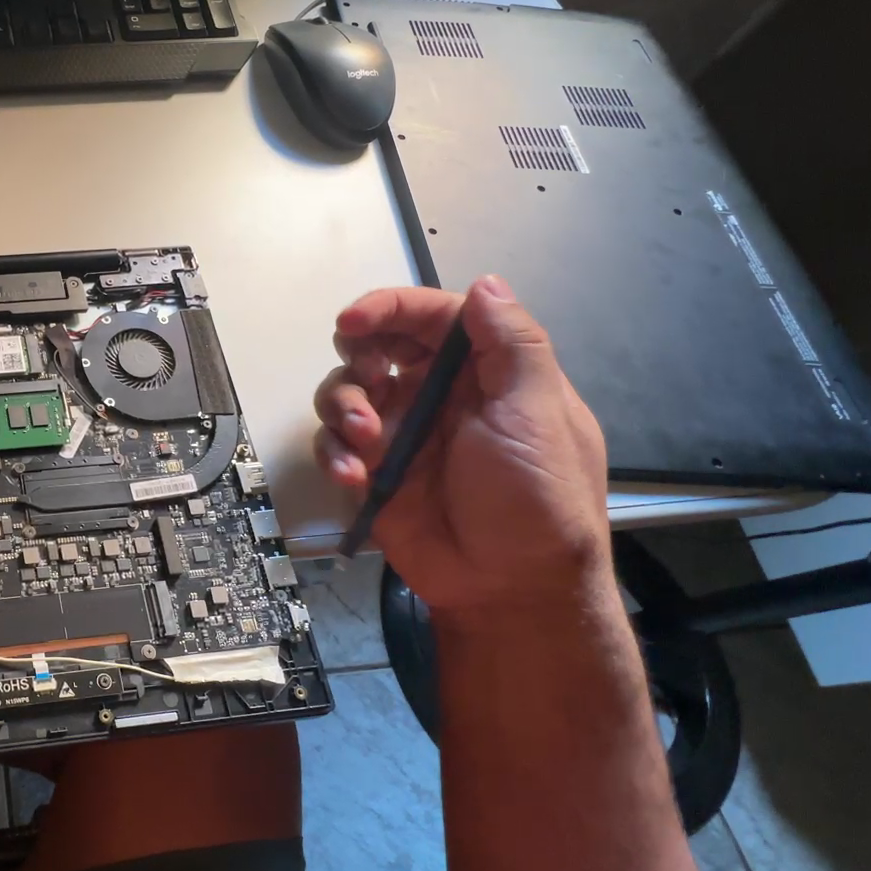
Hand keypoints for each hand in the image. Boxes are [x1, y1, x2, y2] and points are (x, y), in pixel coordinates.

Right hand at [312, 277, 608, 611]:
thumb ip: (513, 346)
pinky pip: (331, 445)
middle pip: (374, 348)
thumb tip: (486, 284)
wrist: (507, 587)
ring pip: (342, 393)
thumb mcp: (538, 415)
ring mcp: (396, 432)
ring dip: (342, 409)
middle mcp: (433, 395)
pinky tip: (353, 477)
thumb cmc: (537, 498)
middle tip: (364, 381)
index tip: (353, 322)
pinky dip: (332, 454)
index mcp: (481, 374)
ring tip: (364, 441)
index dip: (389, 308)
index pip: (429, 319)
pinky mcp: (368, 469)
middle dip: (356, 358)